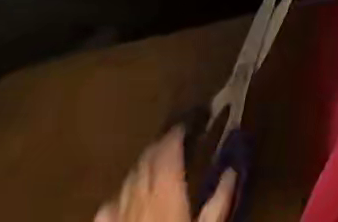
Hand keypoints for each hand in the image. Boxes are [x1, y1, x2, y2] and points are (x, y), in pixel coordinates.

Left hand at [95, 124, 236, 221]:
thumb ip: (218, 203)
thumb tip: (231, 172)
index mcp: (166, 194)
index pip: (167, 151)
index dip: (175, 134)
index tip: (186, 125)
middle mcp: (139, 199)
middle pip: (145, 162)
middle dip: (157, 147)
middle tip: (172, 141)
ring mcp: (118, 218)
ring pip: (126, 182)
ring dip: (140, 169)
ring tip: (152, 166)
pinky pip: (107, 211)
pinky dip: (117, 198)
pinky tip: (121, 201)